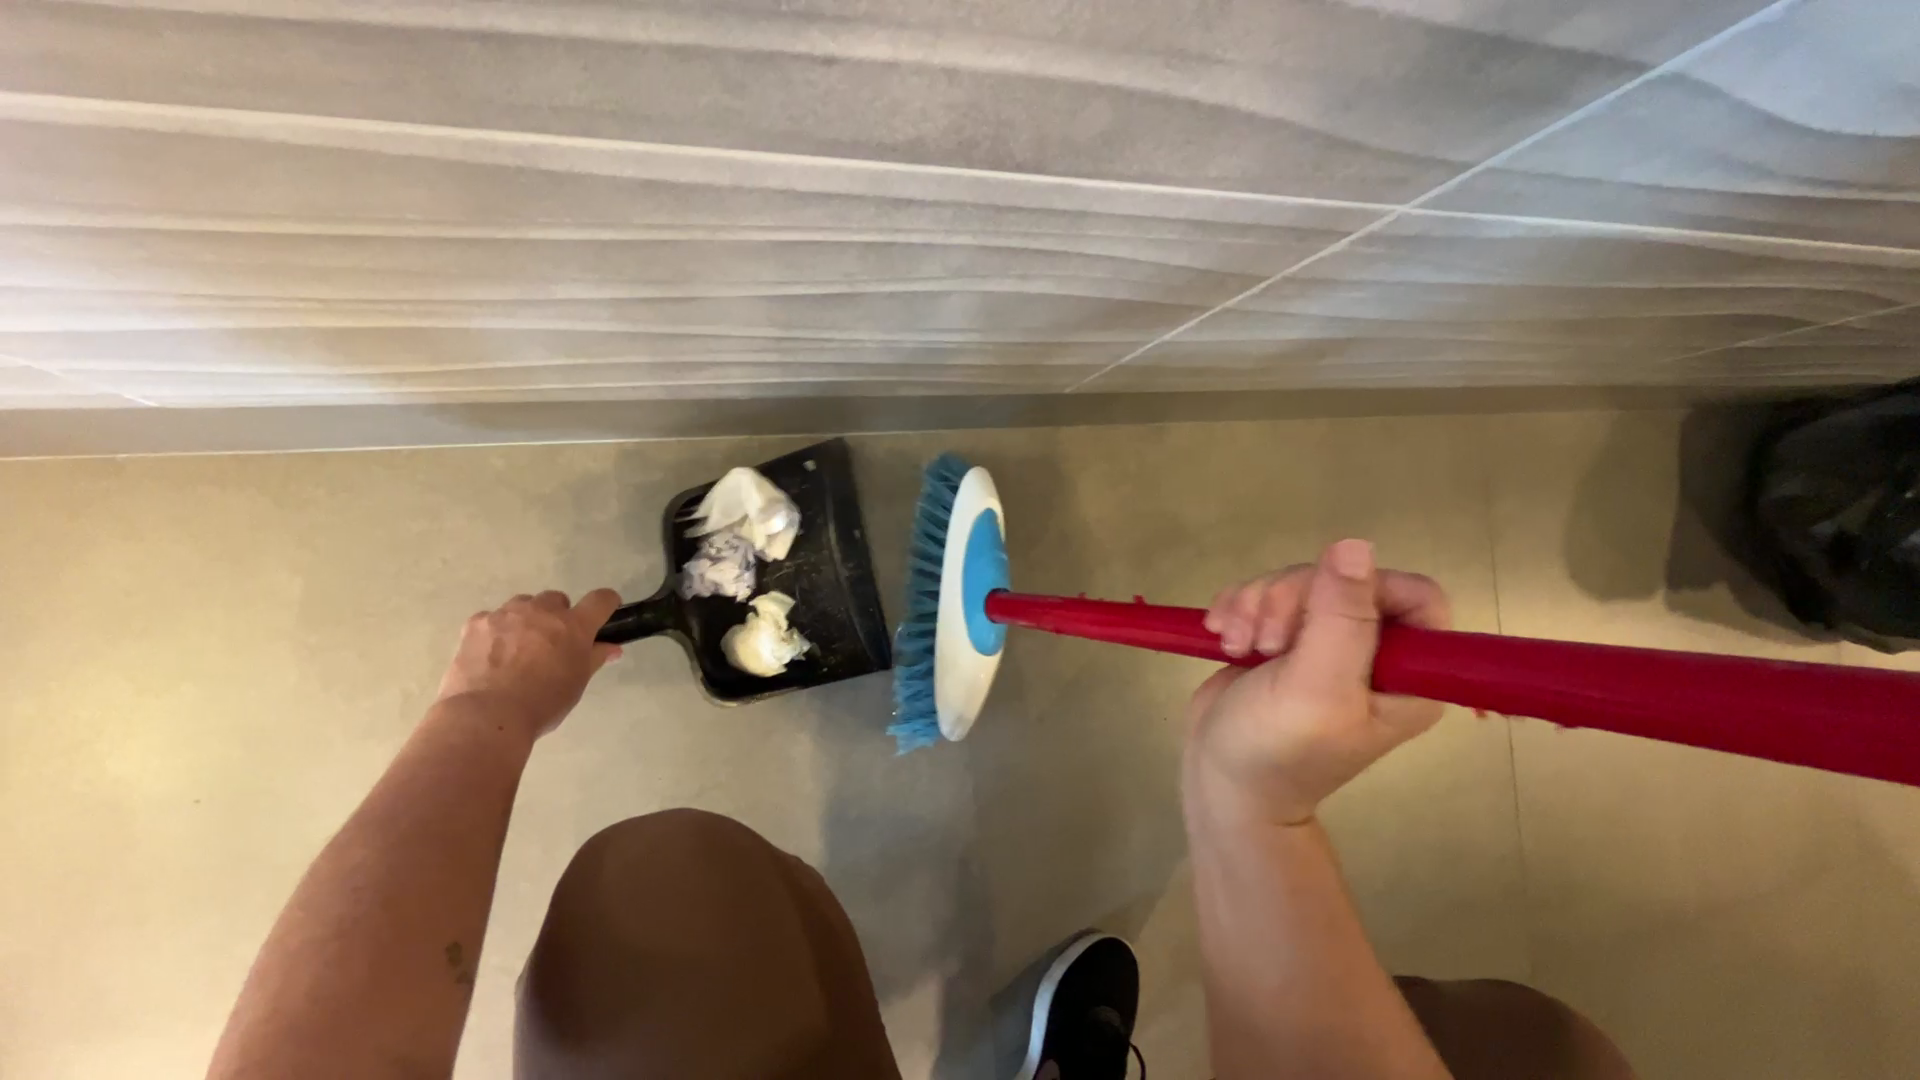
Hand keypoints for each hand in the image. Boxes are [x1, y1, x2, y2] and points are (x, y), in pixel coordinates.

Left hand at [435, 589, 623, 738]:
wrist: (487, 715)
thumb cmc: (543, 703)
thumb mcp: (577, 683)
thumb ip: (594, 658)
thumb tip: (612, 648)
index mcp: (574, 626)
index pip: (601, 600)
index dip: (606, 603)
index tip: (603, 614)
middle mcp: (542, 611)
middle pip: (556, 599)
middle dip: (557, 616)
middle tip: (551, 643)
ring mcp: (507, 614)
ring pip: (523, 605)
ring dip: (526, 619)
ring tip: (518, 647)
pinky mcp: (477, 623)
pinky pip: (491, 618)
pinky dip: (495, 631)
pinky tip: (490, 653)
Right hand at [1185, 540, 1449, 826]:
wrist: (1221, 782)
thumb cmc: (1279, 750)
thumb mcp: (1317, 689)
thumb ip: (1341, 619)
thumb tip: (1354, 545)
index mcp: (1406, 671)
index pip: (1413, 595)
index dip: (1364, 587)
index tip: (1316, 609)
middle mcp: (1368, 652)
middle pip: (1340, 581)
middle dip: (1290, 600)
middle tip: (1265, 642)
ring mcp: (1318, 644)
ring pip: (1294, 583)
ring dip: (1256, 605)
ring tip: (1238, 646)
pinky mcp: (1275, 639)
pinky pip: (1261, 596)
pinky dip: (1237, 607)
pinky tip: (1221, 635)